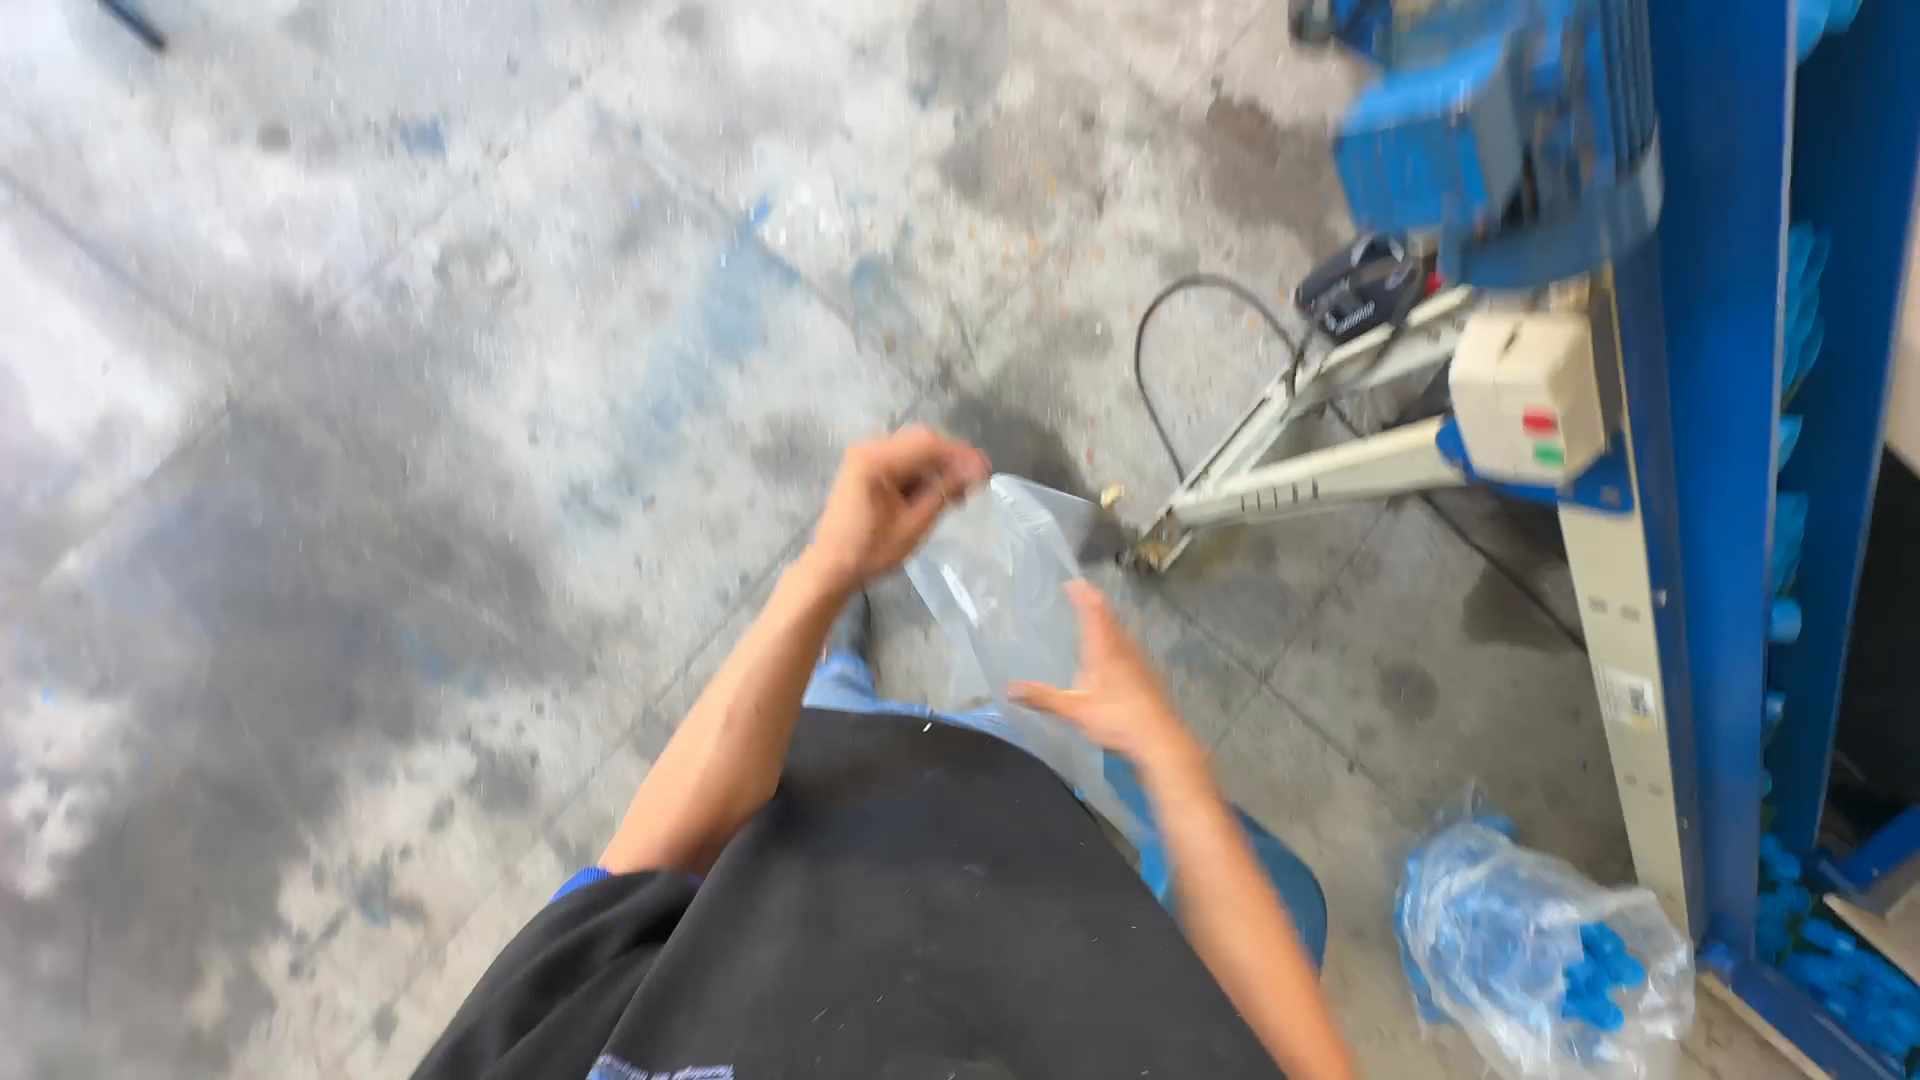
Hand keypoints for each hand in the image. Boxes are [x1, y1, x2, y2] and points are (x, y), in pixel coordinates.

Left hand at [803, 426, 989, 591]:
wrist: (831, 567)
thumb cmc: (871, 551)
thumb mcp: (914, 524)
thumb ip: (943, 492)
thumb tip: (974, 471)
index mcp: (875, 460)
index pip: (928, 444)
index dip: (961, 456)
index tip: (986, 471)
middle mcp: (868, 449)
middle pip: (921, 442)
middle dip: (951, 461)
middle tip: (976, 483)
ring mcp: (864, 458)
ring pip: (913, 452)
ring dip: (938, 469)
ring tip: (960, 494)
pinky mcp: (865, 469)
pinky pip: (901, 462)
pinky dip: (922, 475)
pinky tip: (938, 493)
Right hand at [1009, 581, 1207, 777]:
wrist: (1160, 740)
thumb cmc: (1116, 719)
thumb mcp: (1073, 710)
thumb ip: (1042, 698)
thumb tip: (1007, 689)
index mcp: (1104, 650)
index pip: (1093, 612)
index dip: (1083, 595)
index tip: (1072, 581)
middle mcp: (1122, 649)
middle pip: (1109, 617)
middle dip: (1094, 603)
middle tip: (1081, 592)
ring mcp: (1138, 661)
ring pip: (1120, 631)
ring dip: (1107, 619)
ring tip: (1095, 614)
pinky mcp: (1147, 675)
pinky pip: (1127, 646)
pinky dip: (1116, 637)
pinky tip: (1114, 651)